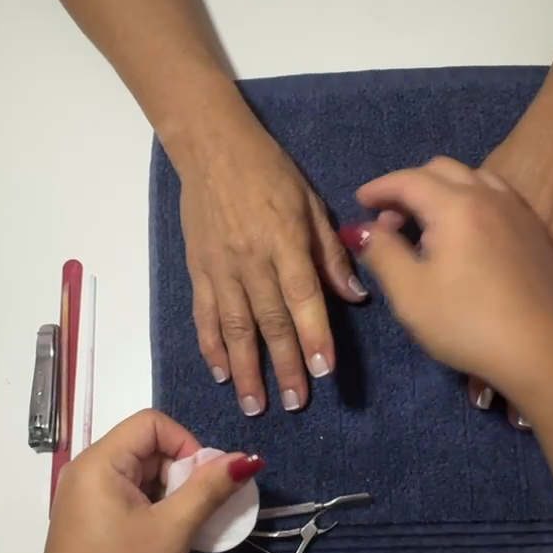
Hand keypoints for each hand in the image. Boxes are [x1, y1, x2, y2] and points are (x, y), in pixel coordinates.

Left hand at [29, 410, 262, 552]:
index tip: (203, 482)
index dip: (187, 444)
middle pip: (147, 446)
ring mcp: (84, 495)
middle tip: (196, 510)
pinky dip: (153, 506)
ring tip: (181, 527)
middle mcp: (86, 469)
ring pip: (140, 472)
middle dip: (180, 471)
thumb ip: (209, 489)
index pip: (152, 423)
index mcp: (99, 461)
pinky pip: (128, 494)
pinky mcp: (87, 517)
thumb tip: (246, 459)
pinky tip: (163, 536)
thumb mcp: (172, 530)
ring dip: (170, 491)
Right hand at [180, 121, 367, 416]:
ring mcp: (220, 269)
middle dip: (283, 366)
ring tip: (254, 404)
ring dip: (245, 370)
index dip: (313, 335)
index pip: (302, 296)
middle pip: (270, 322)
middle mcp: (251, 261)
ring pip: (234, 328)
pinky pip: (204, 316)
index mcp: (284, 241)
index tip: (323, 370)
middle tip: (294, 403)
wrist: (211, 149)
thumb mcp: (310, 203)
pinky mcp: (199, 271)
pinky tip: (221, 373)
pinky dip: (211, 347)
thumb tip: (354, 296)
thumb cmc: (269, 172)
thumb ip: (330, 253)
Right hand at [351, 157, 552, 403]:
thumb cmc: (465, 322)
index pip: (409, 180)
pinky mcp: (535, 233)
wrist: (539, 350)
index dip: (379, 187)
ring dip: (442, 192)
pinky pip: (496, 198)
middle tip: (389, 220)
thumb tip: (362, 229)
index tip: (360, 201)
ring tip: (427, 227)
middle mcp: (489, 196)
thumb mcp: (409, 292)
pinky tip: (465, 238)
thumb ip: (382, 252)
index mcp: (455, 206)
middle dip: (409, 187)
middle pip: (442, 170)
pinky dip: (470, 203)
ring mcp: (518, 212)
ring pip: (473, 179)